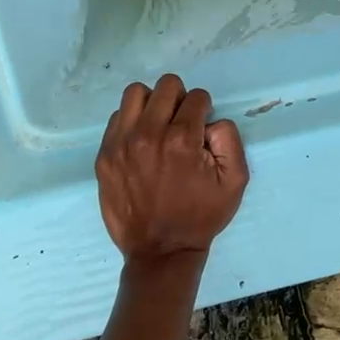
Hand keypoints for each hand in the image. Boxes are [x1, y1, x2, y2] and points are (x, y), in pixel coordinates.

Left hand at [95, 74, 248, 266]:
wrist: (160, 253)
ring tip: (158, 126)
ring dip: (152, 104)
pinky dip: (132, 122)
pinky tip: (141, 144)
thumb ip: (230, 139)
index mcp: (182, 139)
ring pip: (136, 93)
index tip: (201, 132)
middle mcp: (149, 134)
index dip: (205, 110)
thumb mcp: (235, 180)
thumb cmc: (201, 216)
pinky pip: (117, 117)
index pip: (197, 96)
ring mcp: (121, 144)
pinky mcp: (104, 156)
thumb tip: (210, 122)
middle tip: (181, 125)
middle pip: (167, 86)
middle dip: (180, 100)